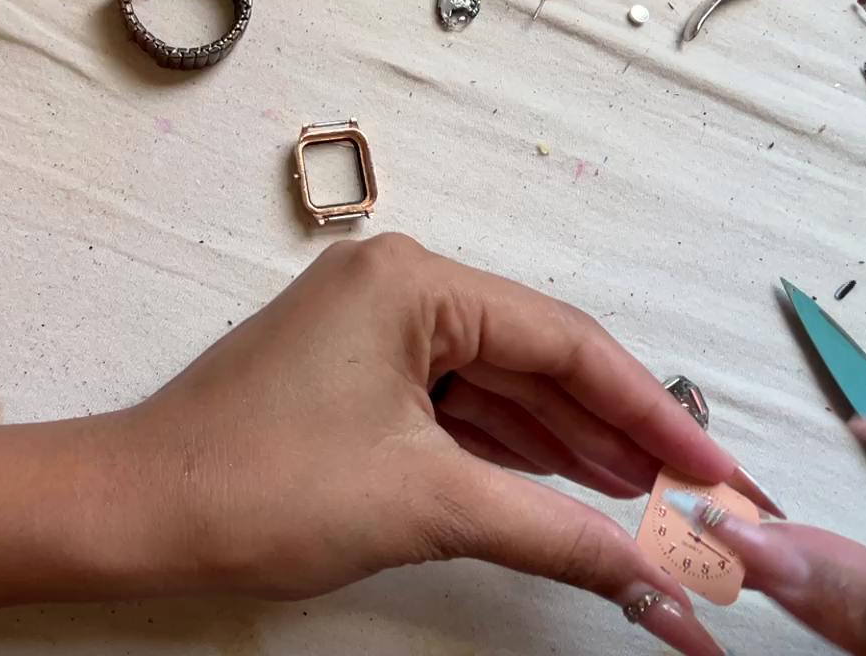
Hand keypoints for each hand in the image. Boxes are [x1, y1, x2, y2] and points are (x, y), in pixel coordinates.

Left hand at [116, 233, 774, 655]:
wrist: (145, 505)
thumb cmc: (268, 484)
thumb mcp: (426, 502)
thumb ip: (556, 532)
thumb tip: (664, 584)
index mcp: (412, 280)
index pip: (561, 340)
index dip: (652, 411)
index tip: (720, 475)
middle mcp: (394, 284)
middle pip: (530, 356)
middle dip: (609, 430)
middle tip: (691, 502)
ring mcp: (371, 322)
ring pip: (492, 380)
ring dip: (561, 441)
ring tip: (640, 501)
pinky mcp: (354, 364)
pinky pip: (449, 397)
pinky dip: (502, 444)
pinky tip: (559, 483)